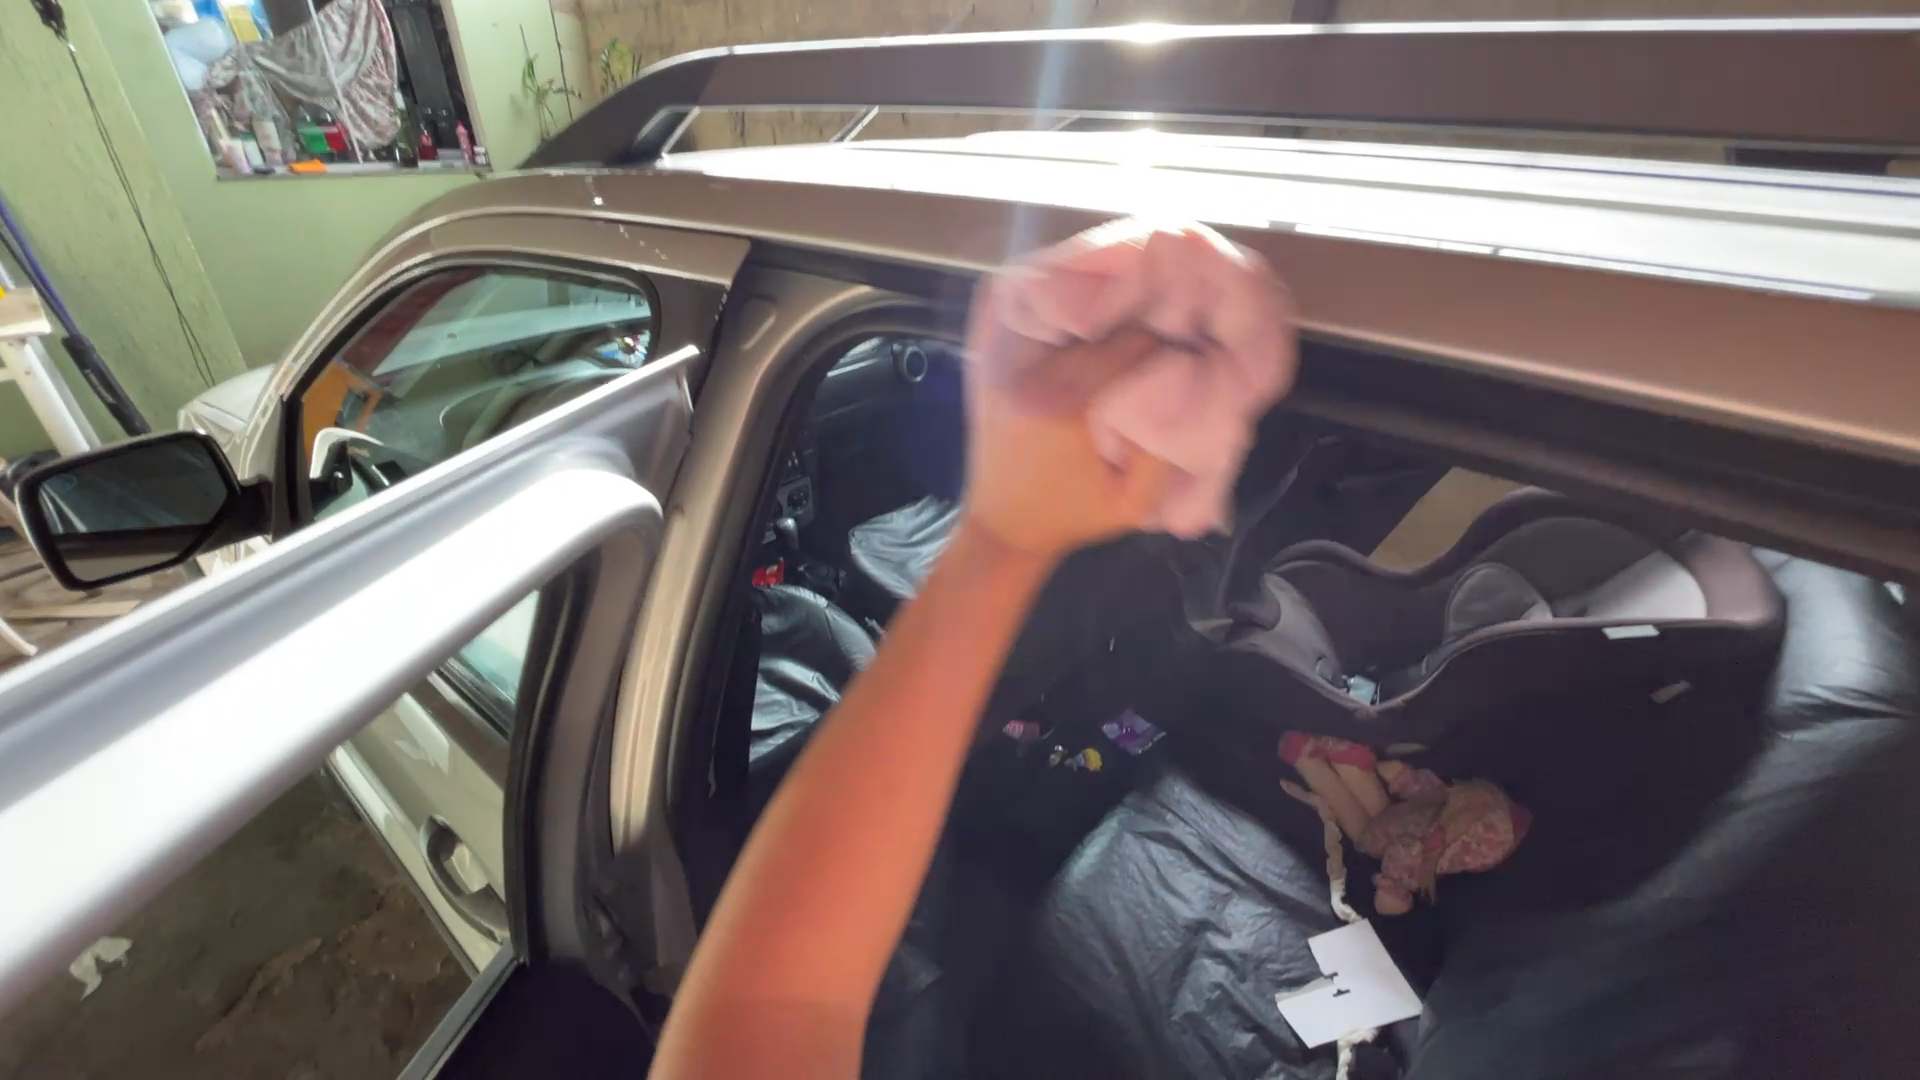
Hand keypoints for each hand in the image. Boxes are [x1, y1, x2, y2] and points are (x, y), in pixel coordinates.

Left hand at [962, 292, 1170, 560]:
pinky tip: (1085, 323)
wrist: (1002, 528)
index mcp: (1066, 407)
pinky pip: (1033, 320)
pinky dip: (1063, 315)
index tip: (1180, 354)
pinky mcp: (991, 363)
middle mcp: (1030, 375)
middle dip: (1136, 321)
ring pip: (1065, 313)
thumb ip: (1163, 452)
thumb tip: (1179, 388)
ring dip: (1101, 312)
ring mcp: (1004, 364)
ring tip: (1126, 317)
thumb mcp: (1131, 503)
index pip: (1130, 346)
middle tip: (1160, 330)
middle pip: (1098, 322)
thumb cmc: (1070, 517)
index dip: (1163, 345)